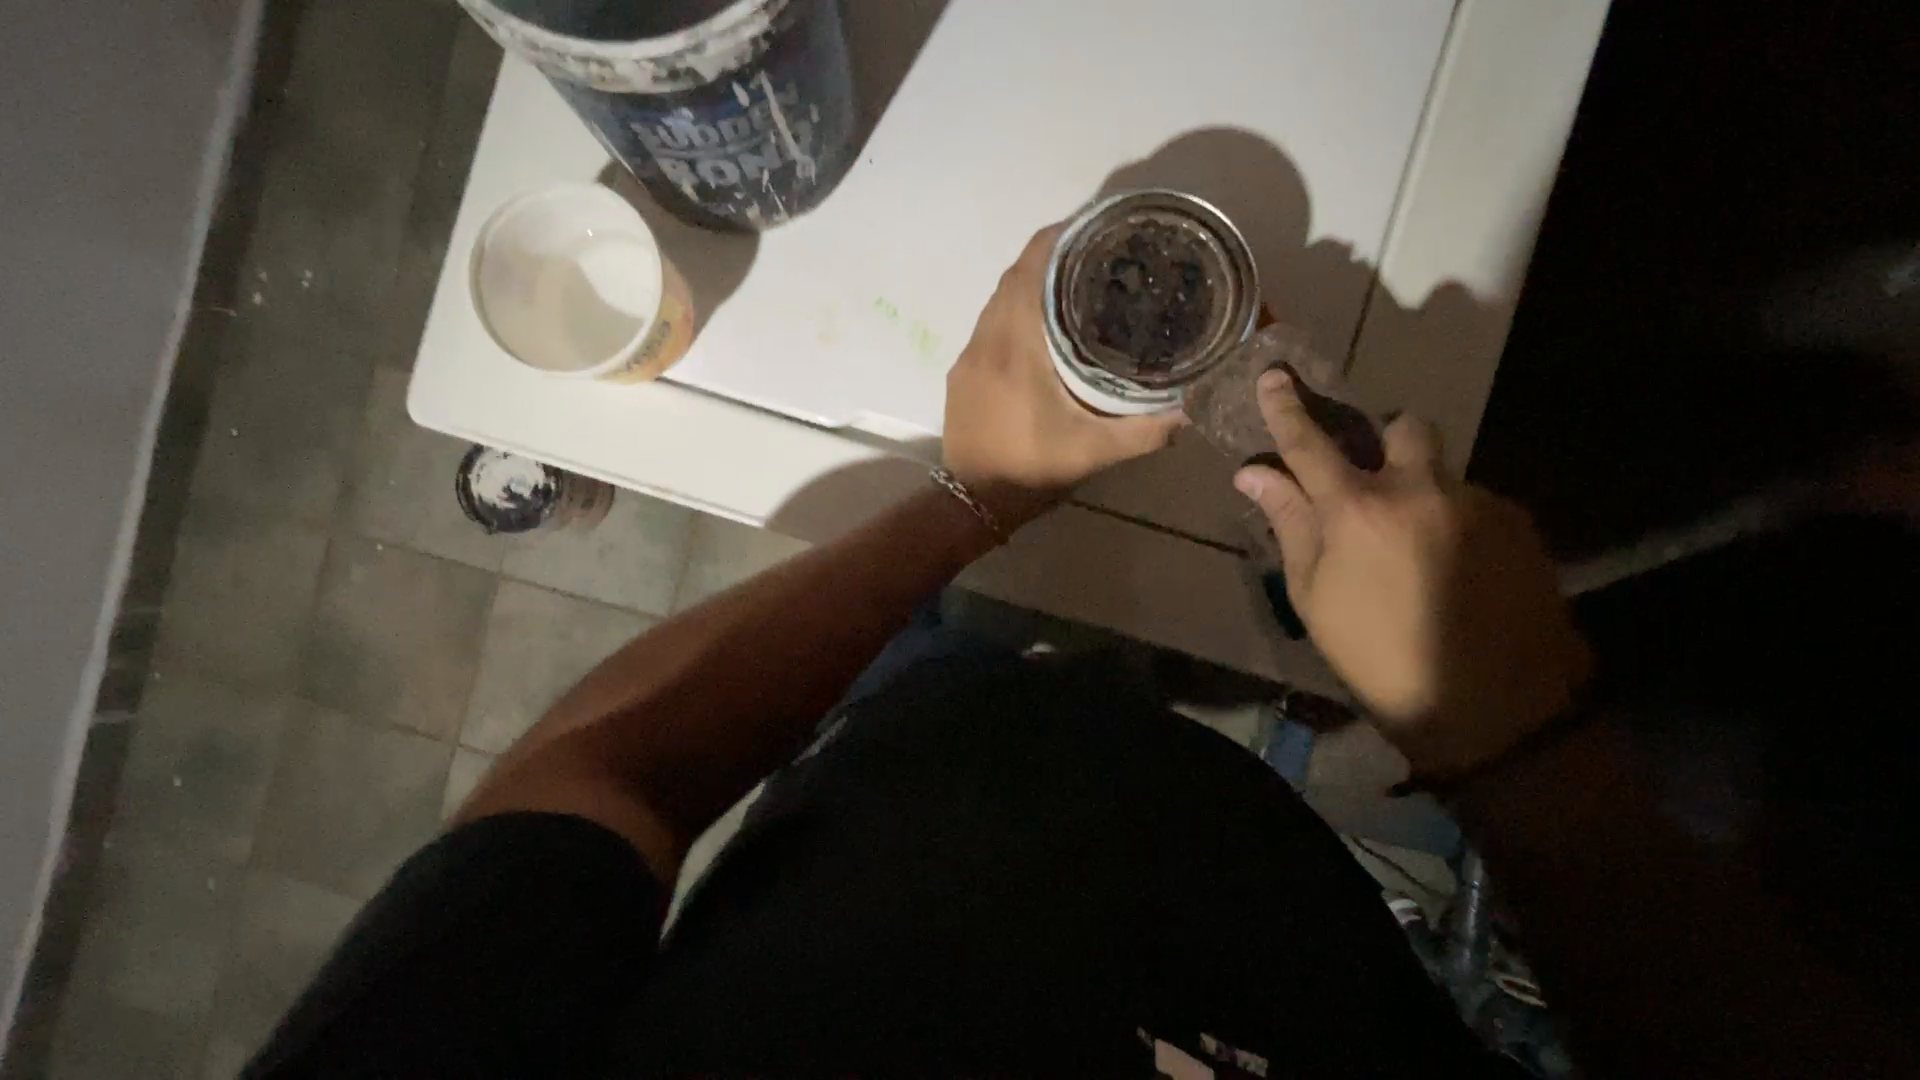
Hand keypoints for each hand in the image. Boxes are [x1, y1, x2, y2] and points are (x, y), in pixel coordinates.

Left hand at [943, 225, 1184, 528]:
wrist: (972, 502)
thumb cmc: (1032, 471)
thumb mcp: (1097, 452)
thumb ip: (1147, 430)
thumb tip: (1194, 408)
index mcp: (1017, 346)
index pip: (1031, 268)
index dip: (1059, 236)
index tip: (1095, 225)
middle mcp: (986, 339)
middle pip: (1014, 276)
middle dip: (1051, 255)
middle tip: (1097, 253)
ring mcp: (968, 356)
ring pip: (998, 299)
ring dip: (1030, 283)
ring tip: (1074, 282)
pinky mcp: (961, 373)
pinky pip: (988, 324)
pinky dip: (1014, 311)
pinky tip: (1042, 326)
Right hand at [1234, 370, 1590, 777]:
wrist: (1492, 707)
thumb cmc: (1377, 656)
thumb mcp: (1313, 597)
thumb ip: (1289, 524)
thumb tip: (1254, 474)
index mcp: (1357, 510)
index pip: (1309, 444)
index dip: (1286, 409)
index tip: (1273, 376)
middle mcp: (1420, 489)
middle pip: (1404, 427)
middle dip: (1386, 440)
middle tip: (1378, 483)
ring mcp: (1477, 502)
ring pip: (1444, 471)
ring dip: (1424, 492)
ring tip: (1422, 551)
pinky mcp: (1520, 525)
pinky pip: (1477, 503)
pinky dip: (1458, 524)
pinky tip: (1457, 572)